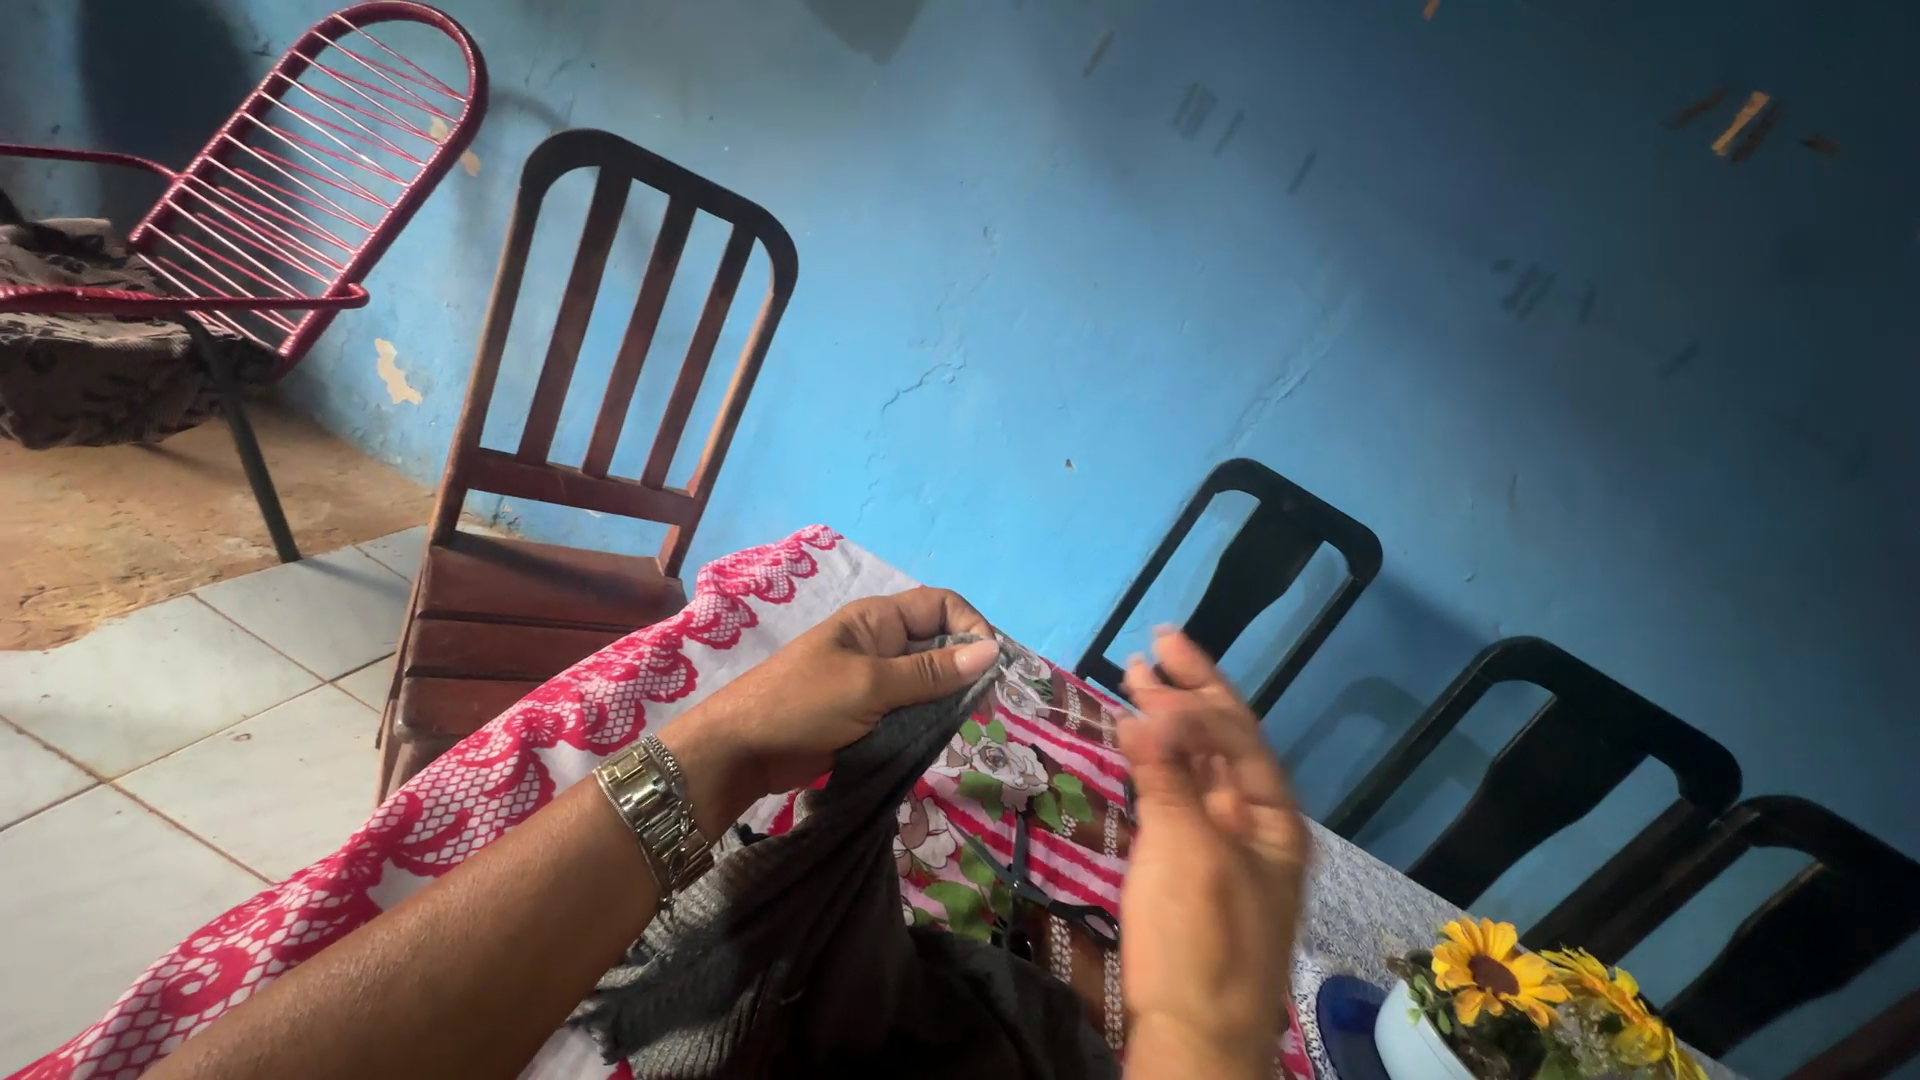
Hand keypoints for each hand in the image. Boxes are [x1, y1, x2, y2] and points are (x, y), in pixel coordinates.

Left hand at [657, 587, 999, 836]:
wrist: (742, 752)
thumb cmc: (804, 703)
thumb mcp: (872, 684)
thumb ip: (932, 671)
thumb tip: (992, 652)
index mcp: (878, 619)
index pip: (940, 605)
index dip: (972, 625)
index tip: (993, 664)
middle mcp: (882, 643)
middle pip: (940, 642)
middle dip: (968, 667)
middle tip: (989, 707)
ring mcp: (876, 680)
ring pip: (930, 680)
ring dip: (952, 698)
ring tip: (972, 725)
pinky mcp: (871, 714)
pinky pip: (913, 708)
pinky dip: (932, 719)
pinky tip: (946, 735)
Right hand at [1118, 628, 1310, 1077]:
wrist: (1192, 1036)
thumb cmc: (1200, 940)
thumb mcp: (1187, 851)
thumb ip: (1167, 777)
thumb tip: (1145, 712)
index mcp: (1274, 818)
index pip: (1238, 734)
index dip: (1199, 691)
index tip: (1157, 656)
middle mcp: (1254, 822)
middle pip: (1222, 741)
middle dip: (1189, 691)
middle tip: (1152, 646)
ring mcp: (1220, 842)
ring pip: (1197, 764)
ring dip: (1169, 721)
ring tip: (1137, 680)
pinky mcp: (1188, 861)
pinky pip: (1176, 793)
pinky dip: (1156, 761)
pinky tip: (1137, 741)